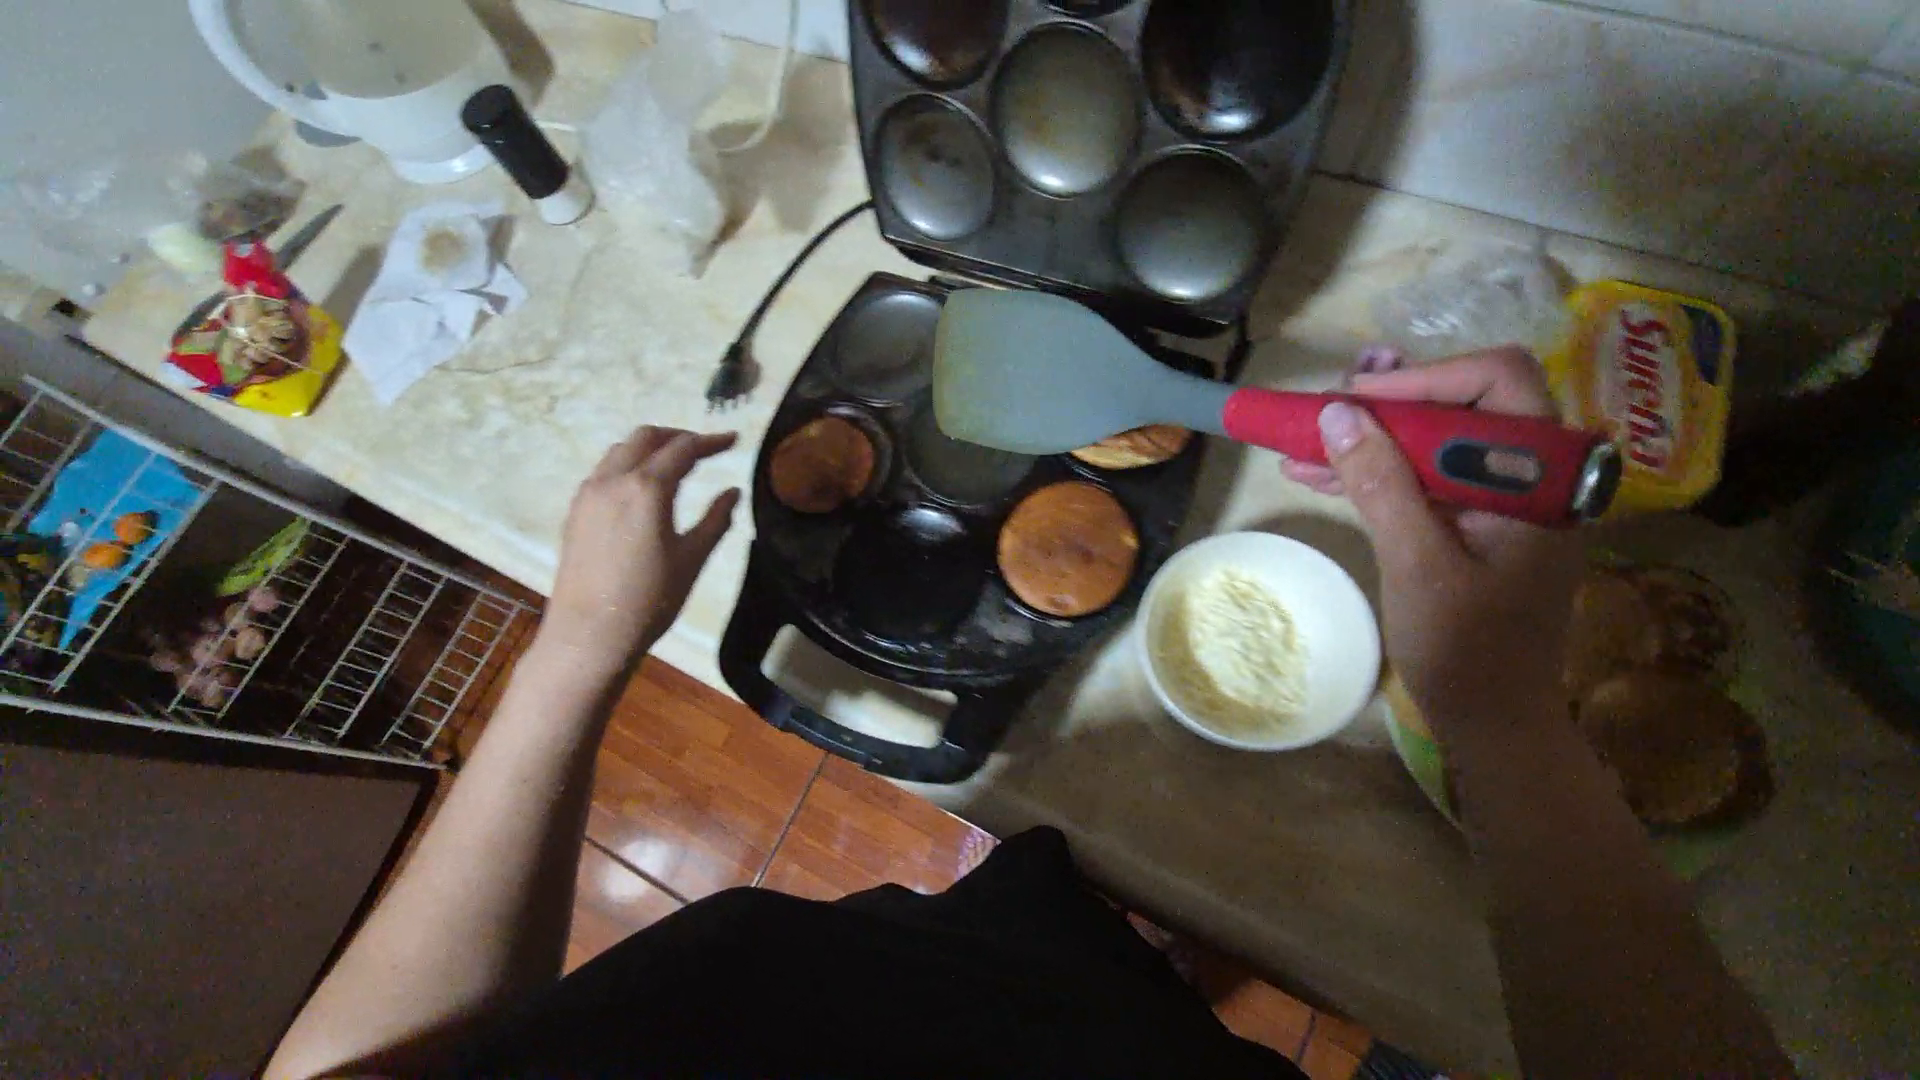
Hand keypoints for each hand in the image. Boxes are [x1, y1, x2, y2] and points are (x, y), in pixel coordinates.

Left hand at [541, 427, 741, 672]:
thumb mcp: (692, 559)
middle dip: (677, 436)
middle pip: (645, 437)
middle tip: (704, 448)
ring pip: (620, 451)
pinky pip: (604, 471)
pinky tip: (643, 487)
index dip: (710, 442)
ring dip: (650, 448)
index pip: (683, 449)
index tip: (733, 440)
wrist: (590, 634)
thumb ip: (716, 519)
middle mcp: (613, 480)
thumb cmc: (650, 599)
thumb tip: (732, 492)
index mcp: (647, 489)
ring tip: (674, 463)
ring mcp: (588, 494)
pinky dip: (629, 465)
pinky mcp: (575, 511)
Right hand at [1283, 348, 1580, 729]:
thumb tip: (1338, 413)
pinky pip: (1425, 480)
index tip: (1354, 401)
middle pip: (1461, 406)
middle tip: (1322, 420)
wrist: (1492, 718)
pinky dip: (1376, 476)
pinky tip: (1320, 476)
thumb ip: (1382, 484)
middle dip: (1385, 409)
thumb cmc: (1466, 648)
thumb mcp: (1417, 562)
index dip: (1422, 379)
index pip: (1495, 383)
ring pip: (1434, 443)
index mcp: (1542, 478)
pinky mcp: (1476, 523)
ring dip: (1371, 443)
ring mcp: (1503, 500)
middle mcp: (1533, 476)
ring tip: (1300, 448)